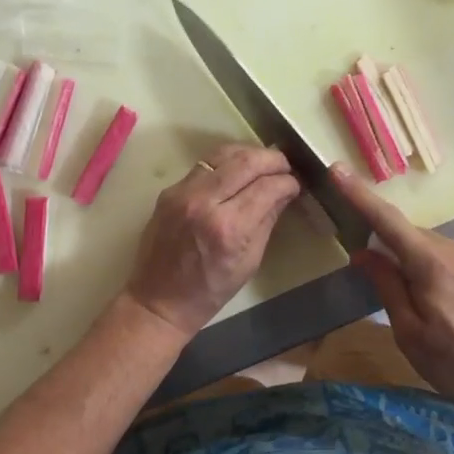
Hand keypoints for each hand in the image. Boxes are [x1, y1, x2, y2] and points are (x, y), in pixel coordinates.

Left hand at [124, 145, 300, 336]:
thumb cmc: (210, 290)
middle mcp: (204, 202)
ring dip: (248, 154)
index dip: (287, 182)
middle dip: (272, 159)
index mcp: (228, 228)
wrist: (158, 299)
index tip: (295, 184)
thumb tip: (284, 193)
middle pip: (246, 162)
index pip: (267, 188)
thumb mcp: (249, 262)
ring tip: (263, 163)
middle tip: (285, 166)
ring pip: (223, 155)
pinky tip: (236, 171)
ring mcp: (182, 193)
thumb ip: (267, 221)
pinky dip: (225, 163)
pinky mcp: (169, 190)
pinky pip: (204, 165)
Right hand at [331, 164, 453, 453]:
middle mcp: (453, 250)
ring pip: (422, 247)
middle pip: (404, 233)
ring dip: (401, 260)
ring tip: (393, 297)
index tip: (336, 169)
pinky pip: (440, 259)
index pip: (386, 219)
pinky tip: (422, 301)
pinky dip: (420, 268)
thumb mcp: (413, 335)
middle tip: (357, 265)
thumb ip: (387, 288)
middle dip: (378, 239)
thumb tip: (364, 253)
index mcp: (431, 263)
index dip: (358, 194)